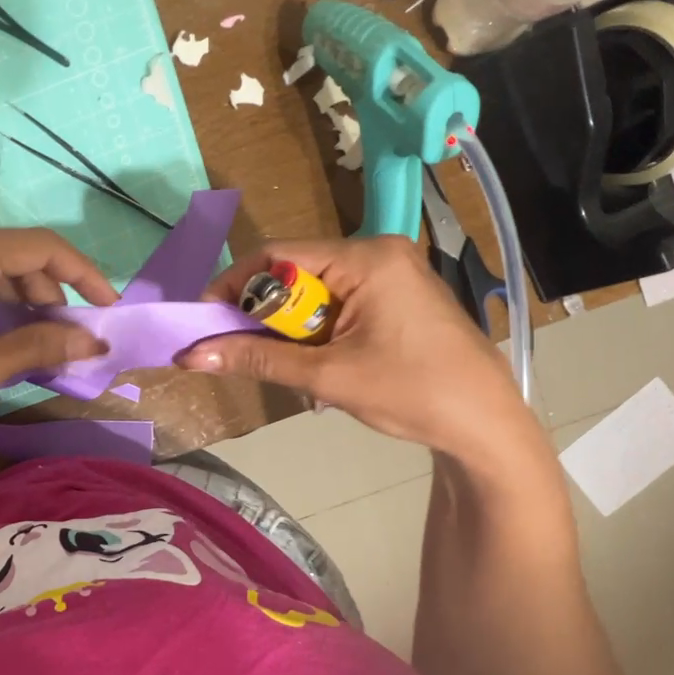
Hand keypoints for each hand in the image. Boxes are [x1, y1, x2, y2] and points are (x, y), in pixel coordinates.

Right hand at [178, 236, 535, 460]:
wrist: (483, 421)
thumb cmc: (409, 391)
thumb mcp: (324, 375)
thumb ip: (255, 358)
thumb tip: (190, 355)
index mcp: (366, 258)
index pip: (277, 255)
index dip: (233, 285)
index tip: (205, 322)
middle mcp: (377, 253)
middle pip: (292, 271)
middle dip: (258, 311)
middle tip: (233, 348)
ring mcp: (389, 273)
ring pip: (310, 290)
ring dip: (283, 325)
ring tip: (271, 360)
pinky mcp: (393, 296)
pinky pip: (333, 302)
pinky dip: (309, 329)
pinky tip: (307, 359)